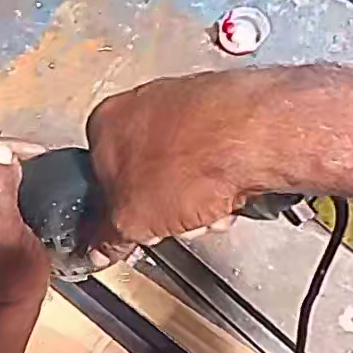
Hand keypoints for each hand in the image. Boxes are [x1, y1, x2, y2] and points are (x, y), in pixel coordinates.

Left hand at [0, 138, 51, 309]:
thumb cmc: (12, 272)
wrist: (13, 301)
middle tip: (42, 163)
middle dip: (13, 155)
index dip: (10, 148)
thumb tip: (0, 152)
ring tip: (40, 172)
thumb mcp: (5, 226)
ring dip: (15, 168)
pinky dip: (14, 182)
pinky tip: (31, 187)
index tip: (38, 157)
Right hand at [85, 71, 280, 251]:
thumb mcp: (130, 220)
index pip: (99, 179)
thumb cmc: (190, 161)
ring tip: (209, 210)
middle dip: (163, 210)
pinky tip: (231, 194)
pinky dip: (222, 184)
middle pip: (145, 179)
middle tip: (174, 222)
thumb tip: (99, 248)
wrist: (254, 137)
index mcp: (105, 123)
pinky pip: (214, 162)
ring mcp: (185, 104)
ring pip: (182, 175)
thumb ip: (108, 236)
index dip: (118, 211)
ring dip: (196, 204)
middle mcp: (143, 104)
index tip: (131, 229)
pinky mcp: (224, 112)